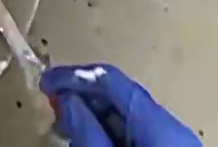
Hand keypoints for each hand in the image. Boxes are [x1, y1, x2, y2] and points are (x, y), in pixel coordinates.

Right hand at [39, 64, 199, 146]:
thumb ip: (86, 131)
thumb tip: (67, 99)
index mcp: (161, 127)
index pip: (111, 80)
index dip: (74, 76)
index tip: (44, 85)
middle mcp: (173, 133)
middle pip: (120, 99)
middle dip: (83, 100)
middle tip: (53, 110)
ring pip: (127, 121)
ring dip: (94, 120)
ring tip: (67, 131)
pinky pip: (136, 141)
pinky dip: (110, 139)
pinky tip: (91, 145)